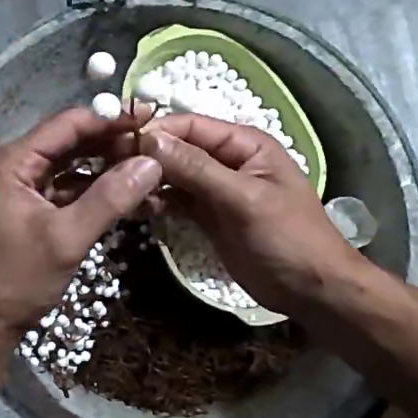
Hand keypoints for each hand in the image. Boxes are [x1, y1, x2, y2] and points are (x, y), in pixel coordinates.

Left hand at [0, 108, 162, 333]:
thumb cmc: (21, 277)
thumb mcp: (67, 237)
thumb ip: (109, 199)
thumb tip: (152, 164)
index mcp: (15, 162)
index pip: (68, 125)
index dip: (110, 119)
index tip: (151, 119)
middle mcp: (21, 166)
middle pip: (75, 141)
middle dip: (116, 144)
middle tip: (159, 148)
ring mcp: (30, 187)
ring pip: (79, 165)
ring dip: (113, 167)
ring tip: (154, 171)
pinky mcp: (42, 208)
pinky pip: (77, 188)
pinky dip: (104, 191)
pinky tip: (137, 197)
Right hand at [138, 114, 357, 313]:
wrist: (311, 290)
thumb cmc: (287, 238)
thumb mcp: (242, 199)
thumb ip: (197, 169)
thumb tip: (150, 140)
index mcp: (244, 144)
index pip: (190, 126)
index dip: (154, 132)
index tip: (116, 144)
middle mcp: (227, 160)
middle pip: (177, 149)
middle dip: (145, 157)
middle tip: (107, 169)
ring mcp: (216, 190)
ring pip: (173, 176)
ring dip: (147, 181)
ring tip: (116, 191)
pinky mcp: (208, 216)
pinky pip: (176, 201)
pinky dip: (157, 203)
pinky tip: (136, 209)